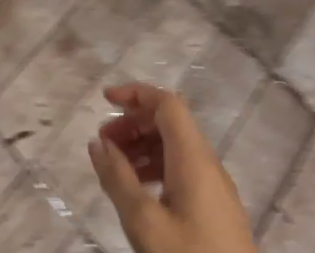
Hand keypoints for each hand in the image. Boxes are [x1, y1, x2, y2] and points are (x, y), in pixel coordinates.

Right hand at [86, 83, 255, 252]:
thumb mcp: (142, 221)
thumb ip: (117, 177)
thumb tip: (97, 143)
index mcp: (194, 161)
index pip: (168, 105)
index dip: (135, 93)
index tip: (104, 100)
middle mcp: (209, 167)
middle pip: (171, 124)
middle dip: (133, 122)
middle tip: (103, 142)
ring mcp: (216, 190)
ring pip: (176, 148)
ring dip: (142, 145)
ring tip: (114, 166)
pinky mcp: (217, 210)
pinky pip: (183, 171)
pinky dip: (155, 166)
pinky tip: (138, 190)